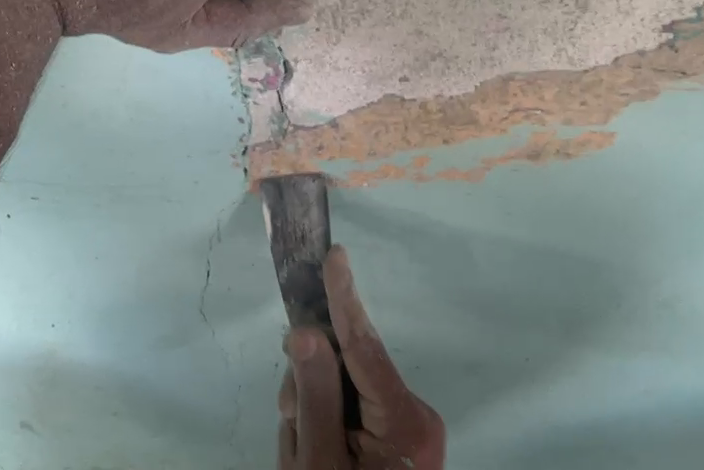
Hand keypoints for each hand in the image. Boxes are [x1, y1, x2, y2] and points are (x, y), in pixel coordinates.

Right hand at [279, 247, 444, 469]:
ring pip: (338, 386)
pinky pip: (344, 407)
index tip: (335, 254)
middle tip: (290, 426)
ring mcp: (404, 427)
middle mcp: (412, 415)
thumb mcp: (317, 464)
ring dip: (308, 411)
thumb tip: (307, 333)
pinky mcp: (393, 437)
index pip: (364, 345)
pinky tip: (311, 452)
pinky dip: (319, 423)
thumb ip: (313, 396)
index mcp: (405, 422)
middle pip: (344, 365)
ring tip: (301, 454)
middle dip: (307, 384)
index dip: (344, 297)